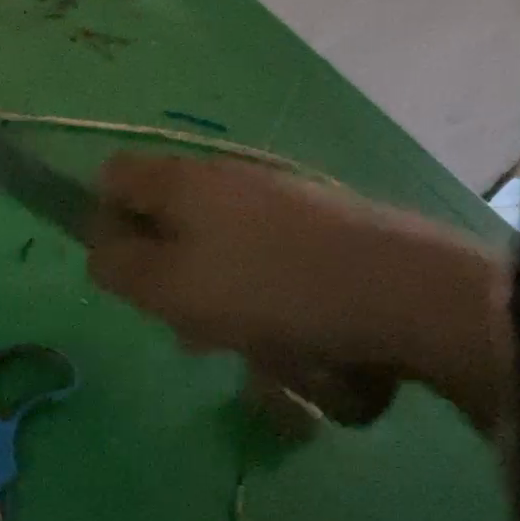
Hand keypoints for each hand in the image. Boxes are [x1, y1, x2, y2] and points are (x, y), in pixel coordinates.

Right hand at [87, 153, 510, 424]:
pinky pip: (269, 259)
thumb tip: (102, 253)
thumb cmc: (266, 288)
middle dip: (164, 268)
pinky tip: (289, 337)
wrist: (417, 295)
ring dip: (215, 291)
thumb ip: (113, 267)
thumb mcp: (164, 288)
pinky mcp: (328, 227)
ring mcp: (281, 198)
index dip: (103, 220)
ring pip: (218, 244)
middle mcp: (223, 177)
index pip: (110, 177)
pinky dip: (265, 294)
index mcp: (177, 180)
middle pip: (166, 216)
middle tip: (181, 319)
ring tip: (241, 343)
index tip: (124, 269)